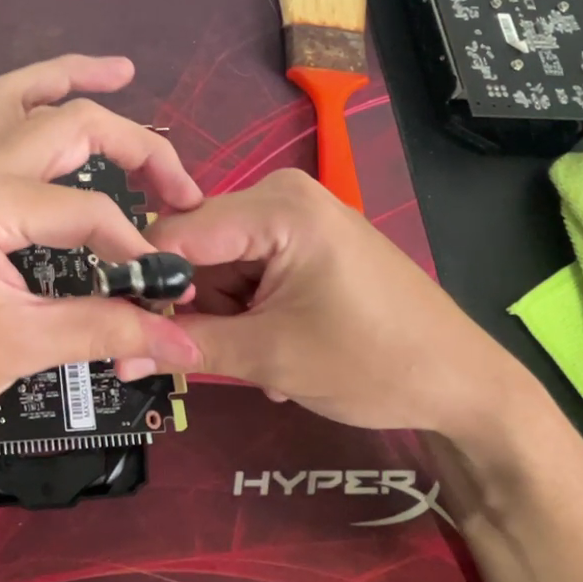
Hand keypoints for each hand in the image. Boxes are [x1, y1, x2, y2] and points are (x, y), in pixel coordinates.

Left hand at [0, 55, 203, 519]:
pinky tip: (61, 115)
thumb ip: (103, 329)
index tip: (163, 286)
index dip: (135, 246)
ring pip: (18, 98)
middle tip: (180, 180)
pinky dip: (36, 104)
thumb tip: (180, 338)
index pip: (87, 208)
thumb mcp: (19, 347)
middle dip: (134, 144)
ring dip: (71, 80)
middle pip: (67, 125)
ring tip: (121, 72)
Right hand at [144, 169, 530, 440]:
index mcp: (277, 206)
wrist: (466, 385)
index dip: (146, 280)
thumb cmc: (373, 363)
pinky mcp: (306, 239)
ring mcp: (296, 215)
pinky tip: (274, 347)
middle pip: (196, 245)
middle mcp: (281, 195)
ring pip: (218, 262)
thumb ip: (187, 347)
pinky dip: (246, 309)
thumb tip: (116, 358)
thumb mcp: (269, 356)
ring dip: (222, 315)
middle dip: (191, 304)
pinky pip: (247, 267)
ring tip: (256, 362)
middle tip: (201, 358)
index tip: (130, 330)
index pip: (176, 230)